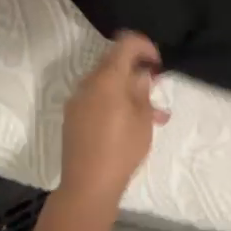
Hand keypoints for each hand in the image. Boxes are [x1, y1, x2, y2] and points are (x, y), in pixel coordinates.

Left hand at [60, 31, 167, 205]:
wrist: (87, 187)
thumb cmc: (122, 149)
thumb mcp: (143, 118)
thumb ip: (142, 90)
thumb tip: (140, 75)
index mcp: (107, 78)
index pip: (126, 43)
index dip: (145, 46)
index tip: (158, 64)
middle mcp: (88, 84)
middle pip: (114, 62)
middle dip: (136, 69)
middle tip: (155, 85)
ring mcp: (77, 102)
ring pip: (106, 83)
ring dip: (127, 89)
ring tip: (152, 113)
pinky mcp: (72, 119)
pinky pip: (96, 99)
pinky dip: (114, 102)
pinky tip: (131, 124)